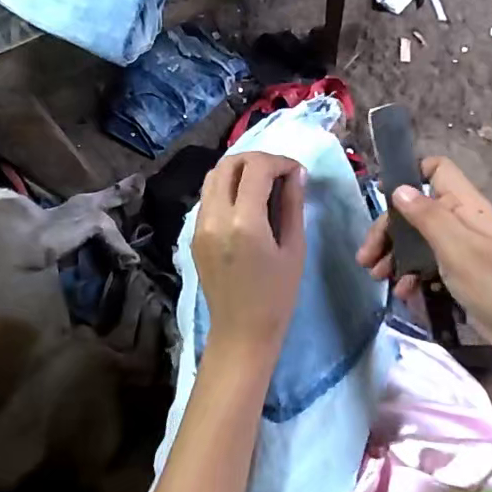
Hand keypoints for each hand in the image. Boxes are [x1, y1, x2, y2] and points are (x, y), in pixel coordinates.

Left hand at [193, 152, 307, 352]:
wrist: (241, 332)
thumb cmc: (277, 296)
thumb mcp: (294, 249)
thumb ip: (292, 206)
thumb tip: (296, 174)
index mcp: (244, 222)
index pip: (257, 168)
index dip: (280, 162)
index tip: (297, 172)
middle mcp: (215, 217)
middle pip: (229, 163)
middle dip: (257, 159)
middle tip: (280, 173)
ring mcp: (199, 225)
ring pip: (213, 176)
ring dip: (239, 170)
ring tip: (264, 183)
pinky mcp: (194, 235)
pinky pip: (208, 197)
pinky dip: (227, 187)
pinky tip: (247, 202)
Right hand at [355, 156, 491, 355]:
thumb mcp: (456, 247)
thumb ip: (427, 215)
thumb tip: (399, 188)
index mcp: (466, 204)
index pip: (437, 169)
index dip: (410, 175)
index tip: (382, 198)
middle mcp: (462, 220)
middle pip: (417, 208)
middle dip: (389, 229)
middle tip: (366, 256)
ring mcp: (460, 247)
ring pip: (418, 238)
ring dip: (394, 254)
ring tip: (376, 276)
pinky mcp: (458, 272)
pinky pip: (427, 263)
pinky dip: (411, 274)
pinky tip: (402, 291)